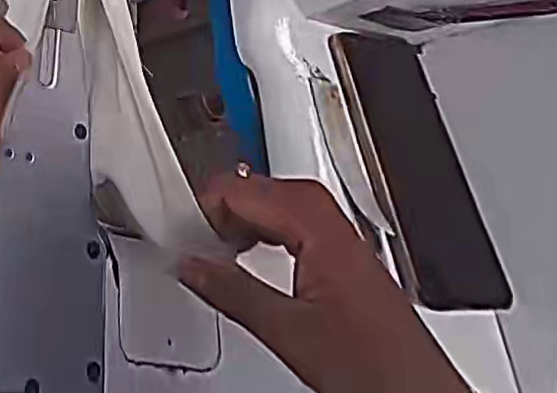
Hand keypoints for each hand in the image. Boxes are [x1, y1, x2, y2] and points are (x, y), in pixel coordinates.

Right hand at [179, 172, 470, 392]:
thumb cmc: (376, 369)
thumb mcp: (288, 333)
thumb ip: (233, 292)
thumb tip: (192, 264)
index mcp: (316, 223)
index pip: (243, 190)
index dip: (205, 205)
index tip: (180, 226)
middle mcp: (329, 217)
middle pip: (258, 186)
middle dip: (221, 207)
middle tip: (193, 236)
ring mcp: (338, 231)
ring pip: (273, 200)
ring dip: (240, 217)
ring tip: (214, 246)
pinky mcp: (341, 249)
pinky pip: (290, 218)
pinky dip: (262, 228)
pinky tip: (248, 252)